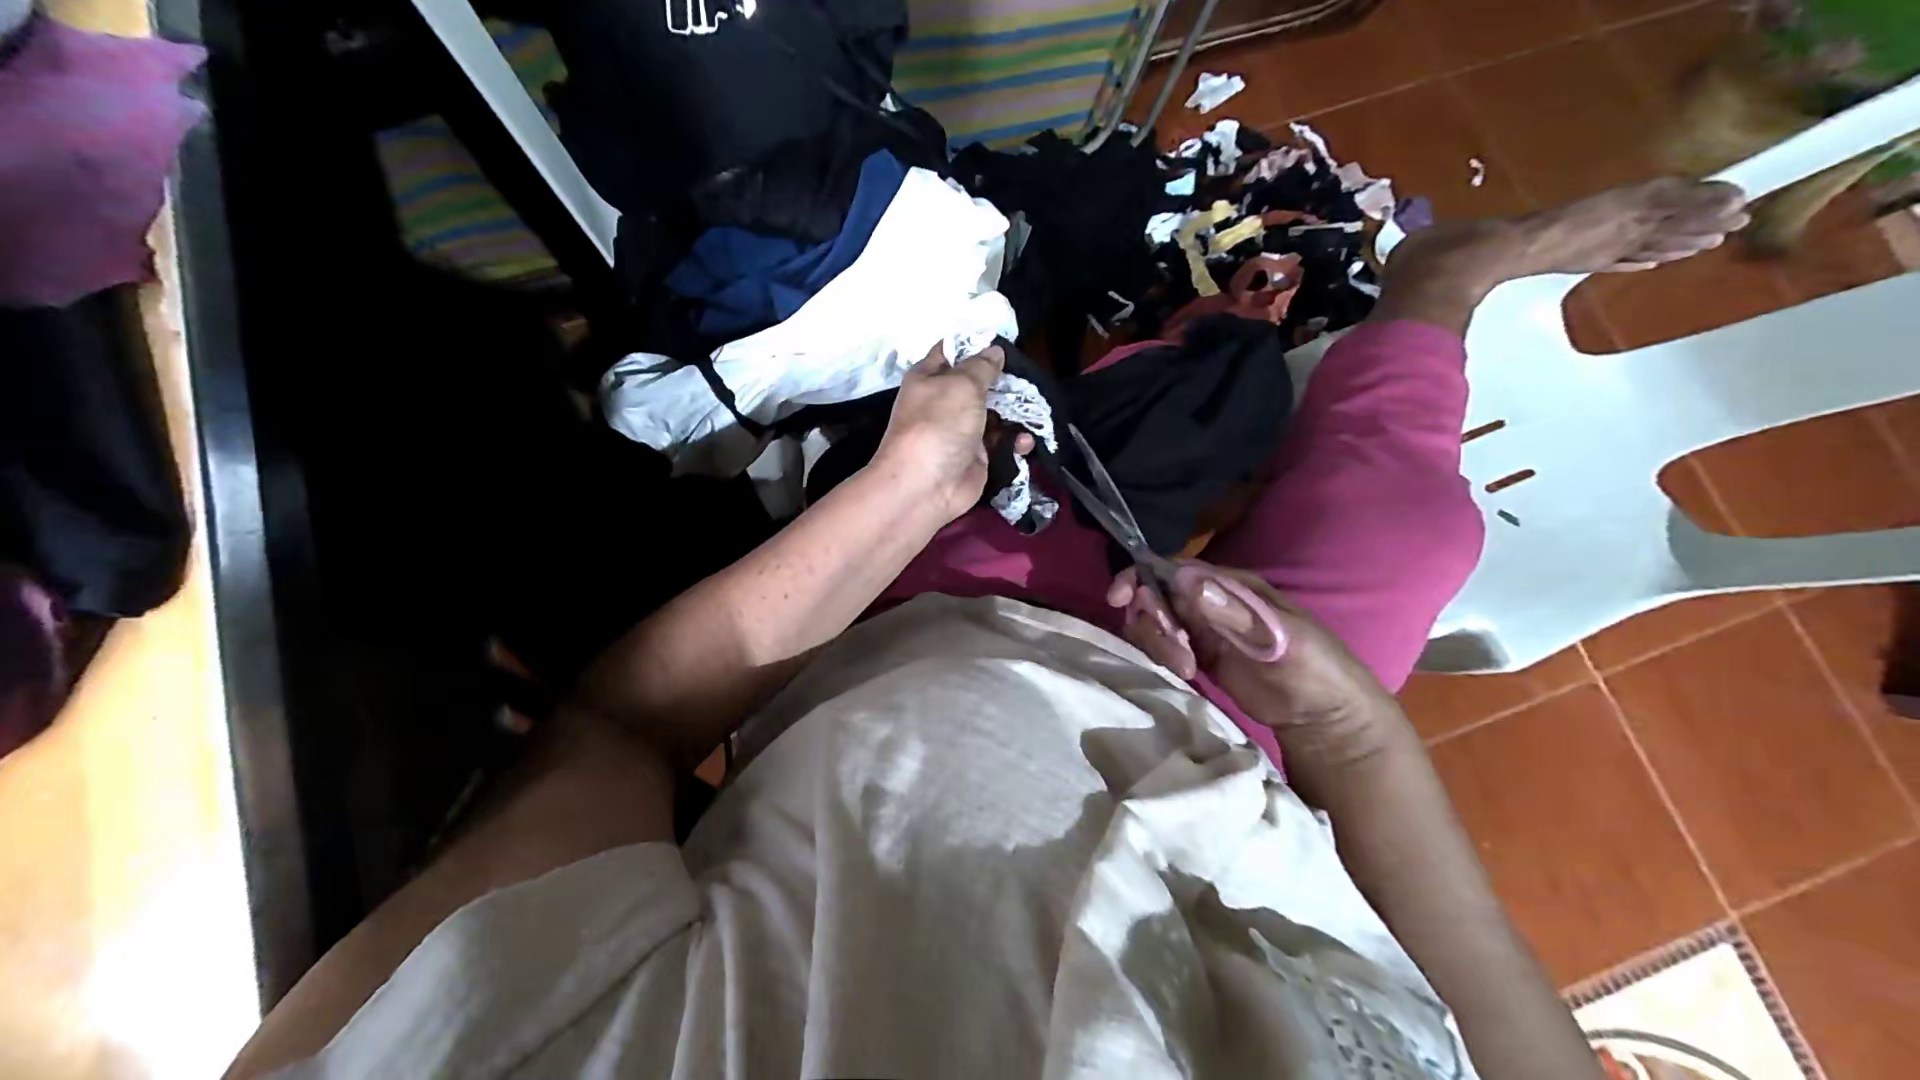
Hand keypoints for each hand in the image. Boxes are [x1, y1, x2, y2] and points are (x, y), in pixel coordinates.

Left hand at [874, 343, 1032, 523]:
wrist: (926, 485)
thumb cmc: (939, 424)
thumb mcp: (962, 384)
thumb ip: (982, 366)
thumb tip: (994, 351)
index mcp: (930, 378)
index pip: (954, 351)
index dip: (978, 345)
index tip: (1006, 344)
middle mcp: (945, 402)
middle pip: (981, 383)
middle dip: (1006, 382)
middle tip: (1031, 381)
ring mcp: (962, 430)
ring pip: (997, 414)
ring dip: (1017, 414)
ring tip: (1034, 412)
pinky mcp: (978, 456)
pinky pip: (1002, 442)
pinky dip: (1016, 441)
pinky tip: (1024, 442)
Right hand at [1109, 563, 1406, 764]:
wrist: (1325, 717)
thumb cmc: (1313, 669)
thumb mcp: (1279, 639)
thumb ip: (1233, 612)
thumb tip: (1186, 580)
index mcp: (1231, 585)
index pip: (1174, 569)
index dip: (1141, 577)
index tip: (1119, 597)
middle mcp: (1211, 601)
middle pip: (1157, 596)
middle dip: (1154, 621)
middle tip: (1177, 655)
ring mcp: (1203, 628)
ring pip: (1157, 621)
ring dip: (1158, 642)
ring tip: (1186, 669)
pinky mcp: (1198, 654)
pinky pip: (1164, 645)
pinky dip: (1163, 655)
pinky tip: (1186, 674)